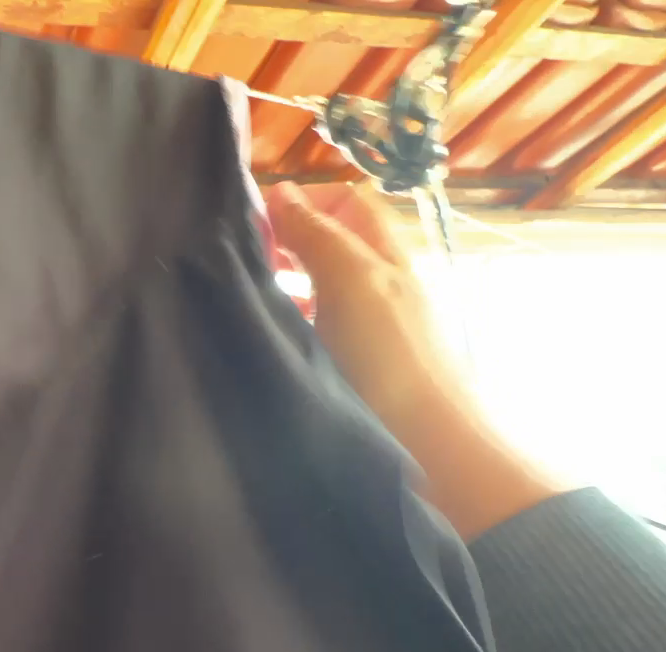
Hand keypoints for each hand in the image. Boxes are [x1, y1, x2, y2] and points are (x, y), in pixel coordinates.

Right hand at [265, 181, 563, 537]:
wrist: (422, 443)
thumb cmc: (388, 358)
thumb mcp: (352, 283)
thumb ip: (317, 236)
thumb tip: (280, 193)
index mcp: (385, 258)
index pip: (345, 204)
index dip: (304, 201)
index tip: (253, 220)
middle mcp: (379, 287)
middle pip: (331, 244)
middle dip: (287, 240)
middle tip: (242, 258)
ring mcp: (365, 330)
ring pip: (318, 288)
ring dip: (284, 282)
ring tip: (246, 296)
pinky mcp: (351, 367)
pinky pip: (314, 328)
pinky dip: (290, 321)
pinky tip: (270, 339)